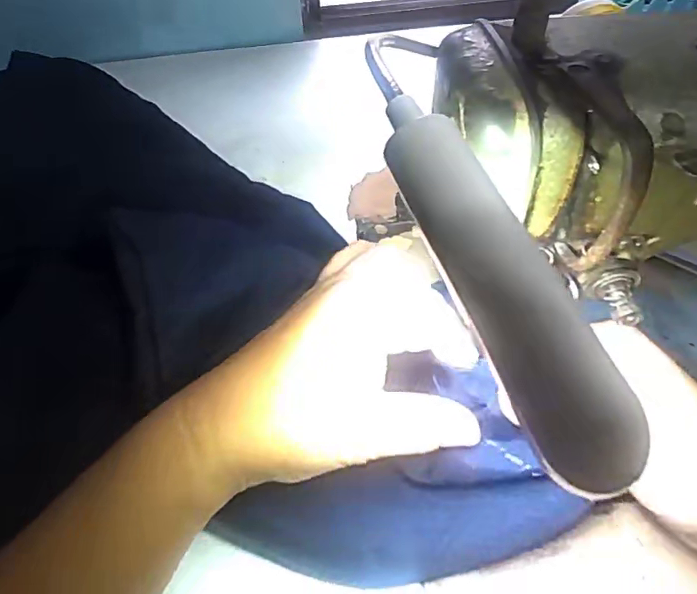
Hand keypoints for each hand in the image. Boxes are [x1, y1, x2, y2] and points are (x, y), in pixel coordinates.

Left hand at [168, 239, 483, 492]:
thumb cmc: (295, 425)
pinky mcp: (311, 298)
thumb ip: (422, 424)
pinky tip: (382, 310)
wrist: (223, 423)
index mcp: (362, 307)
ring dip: (408, 286)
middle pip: (408, 274)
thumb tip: (473, 426)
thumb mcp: (364, 433)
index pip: (427, 311)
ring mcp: (324, 286)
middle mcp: (345, 284)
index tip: (469, 371)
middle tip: (451, 349)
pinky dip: (379, 276)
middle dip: (436, 306)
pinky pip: (353, 265)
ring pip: (380, 262)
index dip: (457, 340)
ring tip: (425, 327)